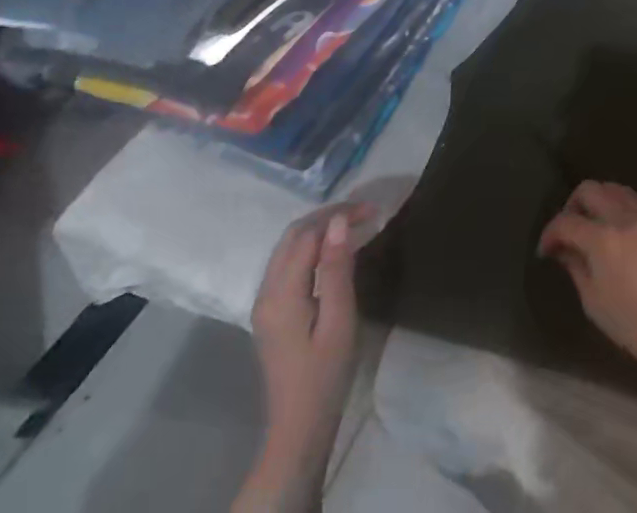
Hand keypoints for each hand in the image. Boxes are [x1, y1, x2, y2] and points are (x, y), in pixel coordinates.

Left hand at [244, 201, 374, 506]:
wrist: (300, 426)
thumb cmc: (326, 374)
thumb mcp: (339, 320)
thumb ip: (336, 270)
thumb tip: (337, 223)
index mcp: (281, 293)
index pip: (306, 234)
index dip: (337, 215)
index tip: (372, 210)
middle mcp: (265, 291)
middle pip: (292, 237)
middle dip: (327, 217)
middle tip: (365, 213)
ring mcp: (265, 302)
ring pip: (288, 248)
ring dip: (319, 230)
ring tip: (354, 225)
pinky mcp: (271, 312)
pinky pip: (288, 264)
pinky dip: (311, 248)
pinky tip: (333, 252)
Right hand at [538, 181, 636, 370]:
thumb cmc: (630, 321)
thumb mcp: (592, 298)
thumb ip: (575, 265)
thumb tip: (562, 249)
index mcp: (602, 238)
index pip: (566, 222)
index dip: (549, 234)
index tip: (545, 251)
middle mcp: (622, 219)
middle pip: (589, 190)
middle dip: (570, 206)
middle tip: (565, 233)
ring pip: (612, 188)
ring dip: (595, 199)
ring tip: (588, 224)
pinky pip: (632, 198)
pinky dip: (616, 201)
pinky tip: (611, 223)